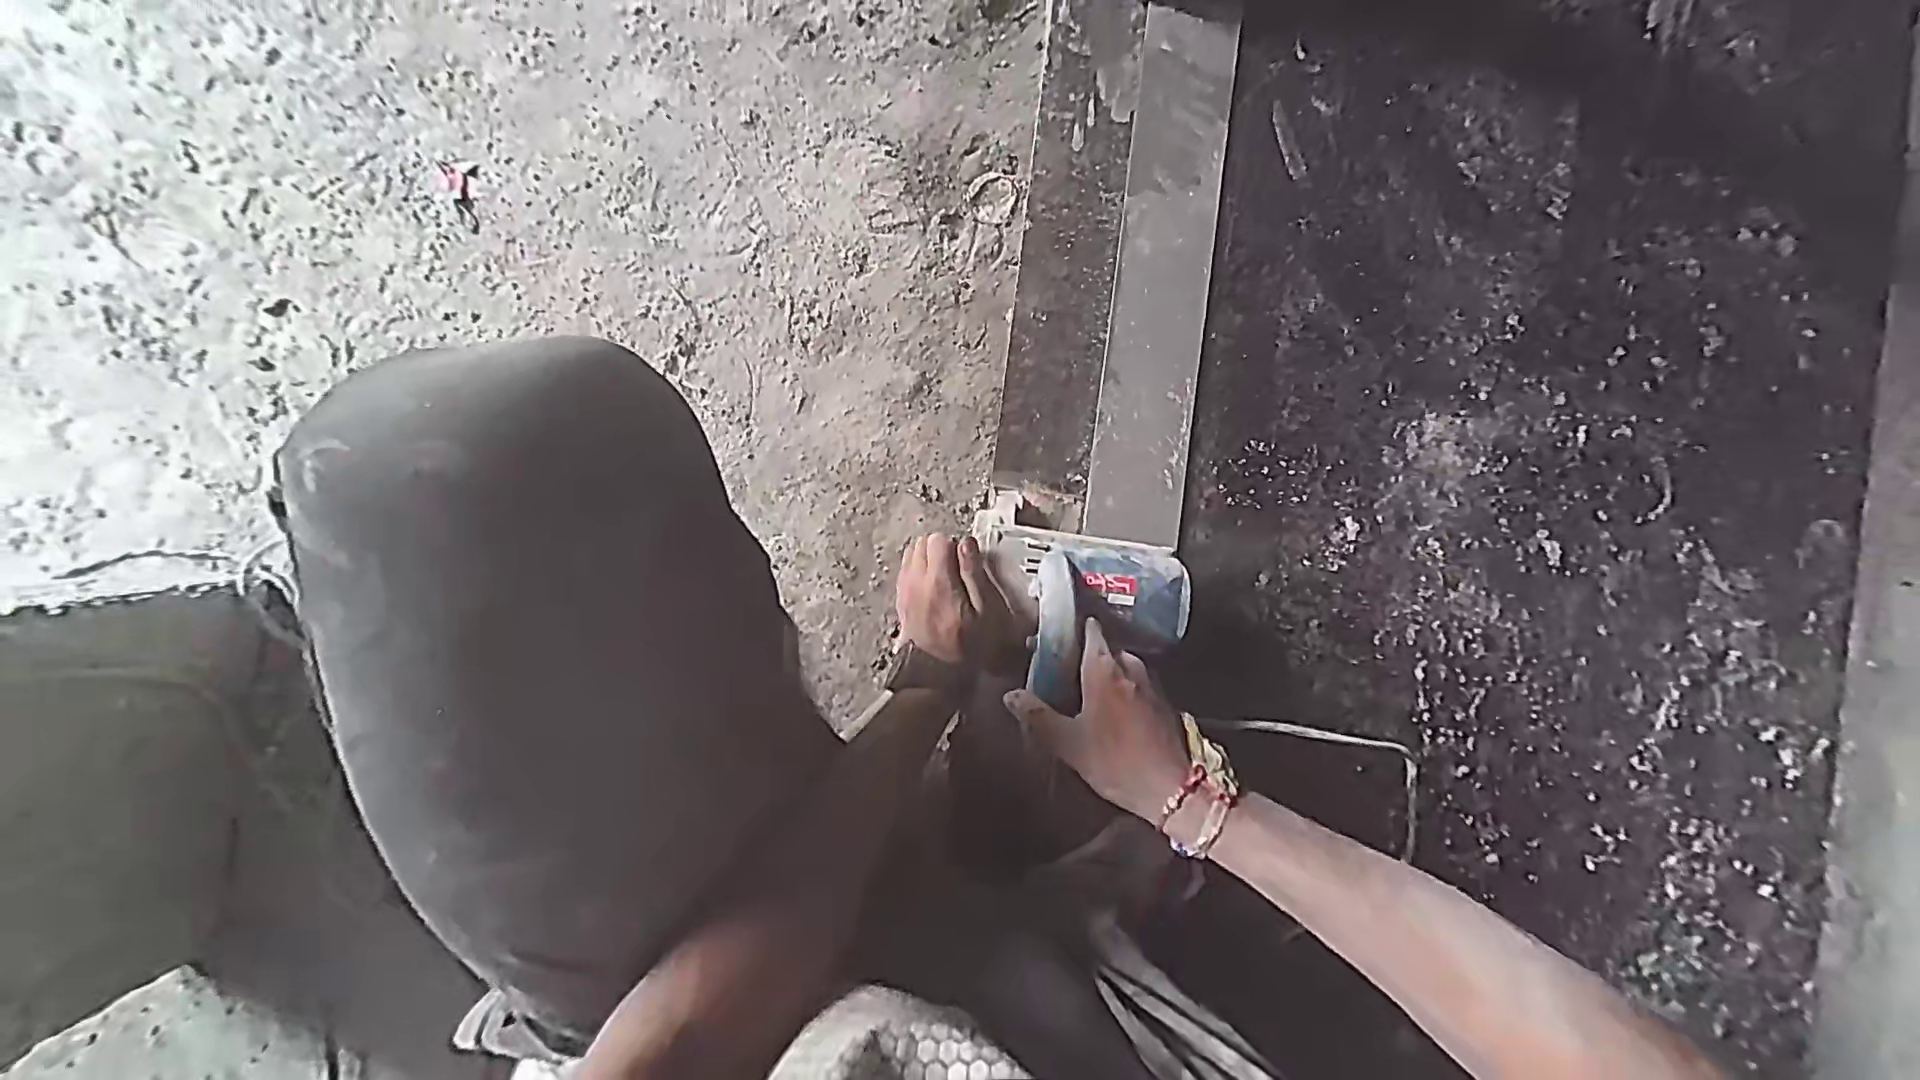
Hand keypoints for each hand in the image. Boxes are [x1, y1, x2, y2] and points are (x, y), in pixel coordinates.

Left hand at [894, 533, 1017, 665]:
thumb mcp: (985, 611)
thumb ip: (974, 573)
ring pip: (911, 554)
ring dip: (928, 559)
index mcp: (937, 580)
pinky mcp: (901, 600)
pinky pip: (906, 571)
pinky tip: (934, 589)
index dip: (956, 547)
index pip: (938, 539)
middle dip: (940, 550)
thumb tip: (967, 544)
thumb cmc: (966, 646)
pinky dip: (918, 572)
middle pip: (922, 543)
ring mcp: (905, 591)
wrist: (937, 675)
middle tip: (957, 570)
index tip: (966, 564)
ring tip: (946, 579)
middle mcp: (915, 581)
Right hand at [1001, 618, 1189, 821]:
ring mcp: (1152, 685)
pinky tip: (1116, 713)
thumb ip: (1039, 716)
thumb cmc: (1115, 761)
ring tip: (1091, 693)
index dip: (1074, 631)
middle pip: (1107, 650)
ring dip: (1110, 674)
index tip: (1058, 638)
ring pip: (1125, 668)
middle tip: (1069, 673)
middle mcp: (1131, 668)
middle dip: (1089, 657)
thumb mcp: (1069, 742)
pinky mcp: (1165, 704)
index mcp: (1104, 669)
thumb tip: (1011, 695)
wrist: (1171, 789)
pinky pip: (1140, 686)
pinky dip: (1126, 691)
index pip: (1091, 632)